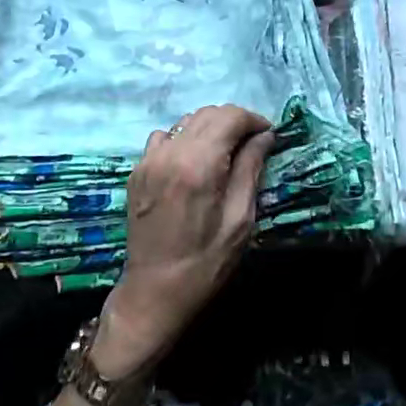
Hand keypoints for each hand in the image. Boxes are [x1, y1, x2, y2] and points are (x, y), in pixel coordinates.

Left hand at [94, 105, 275, 380]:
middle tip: (252, 144)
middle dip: (233, 122)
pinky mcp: (136, 172)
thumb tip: (264, 136)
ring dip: (209, 129)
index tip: (269, 135)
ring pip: (184, 123)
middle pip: (206, 114)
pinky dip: (183, 141)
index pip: (229, 117)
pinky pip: (164, 139)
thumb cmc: (206, 263)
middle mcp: (169, 153)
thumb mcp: (240, 220)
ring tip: (225, 154)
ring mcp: (148, 161)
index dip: (253, 120)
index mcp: (198, 165)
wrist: (155, 291)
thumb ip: (250, 170)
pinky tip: (193, 164)